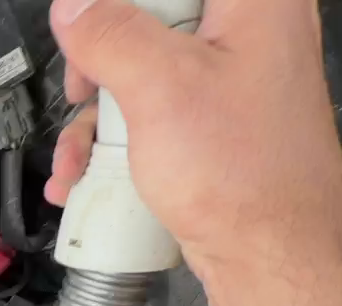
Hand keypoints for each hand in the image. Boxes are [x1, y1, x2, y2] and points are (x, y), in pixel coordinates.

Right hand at [43, 0, 341, 284]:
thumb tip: (74, 6)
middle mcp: (243, 32)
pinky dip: (110, 147)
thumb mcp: (160, 89)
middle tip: (82, 95)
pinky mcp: (206, 128)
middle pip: (147, 23)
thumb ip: (113, 37)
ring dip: (93, 123)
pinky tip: (85, 177)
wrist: (267, 246)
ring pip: (139, 78)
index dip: (119, 4)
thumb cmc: (238, 169)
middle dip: (98, 68)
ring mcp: (224, 84)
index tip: (89, 32)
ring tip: (74, 163)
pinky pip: (146, 120)